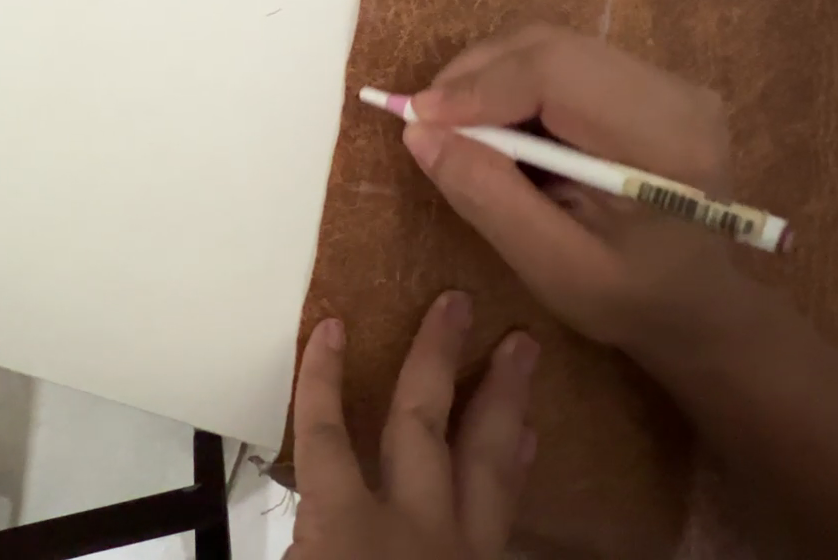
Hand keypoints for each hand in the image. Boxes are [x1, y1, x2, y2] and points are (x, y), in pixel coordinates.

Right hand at [288, 294, 537, 559]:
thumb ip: (308, 526)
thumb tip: (317, 502)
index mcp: (347, 522)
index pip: (325, 434)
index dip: (322, 377)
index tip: (331, 325)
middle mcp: (412, 523)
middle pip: (422, 424)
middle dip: (437, 356)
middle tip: (460, 302)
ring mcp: (464, 549)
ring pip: (487, 464)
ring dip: (504, 401)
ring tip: (523, 351)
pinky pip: (508, 509)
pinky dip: (518, 469)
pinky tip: (528, 438)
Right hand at [398, 25, 768, 368]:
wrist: (696, 304)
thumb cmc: (630, 298)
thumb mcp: (552, 265)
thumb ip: (487, 196)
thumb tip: (418, 133)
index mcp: (664, 140)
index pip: (556, 73)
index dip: (478, 87)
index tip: (418, 119)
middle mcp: (672, 92)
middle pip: (547, 46)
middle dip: (473, 75)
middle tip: (426, 120)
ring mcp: (658, 81)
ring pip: (545, 45)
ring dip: (485, 76)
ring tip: (454, 124)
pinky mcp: (639, 82)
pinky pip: (554, 59)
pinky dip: (507, 82)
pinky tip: (492, 123)